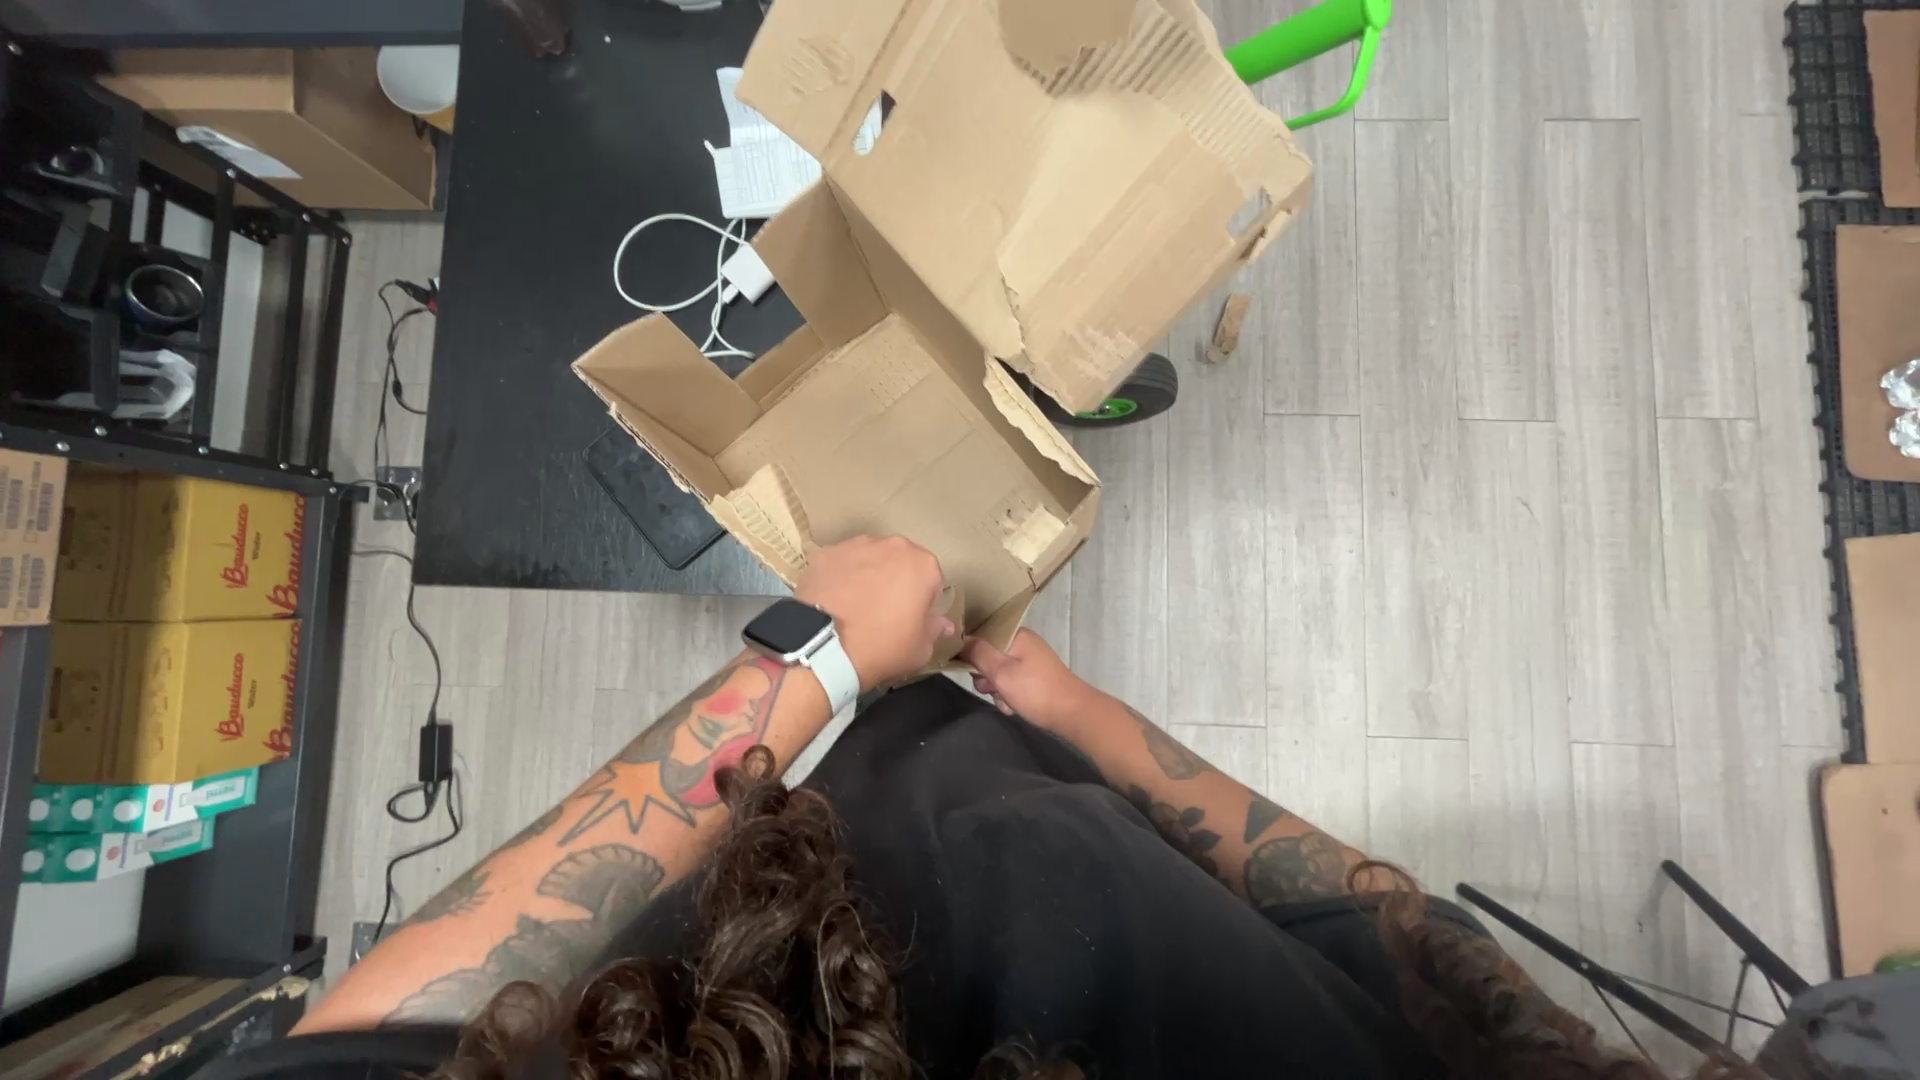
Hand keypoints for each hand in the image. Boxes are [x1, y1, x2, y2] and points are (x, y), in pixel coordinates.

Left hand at [794, 536, 950, 690]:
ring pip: (870, 558)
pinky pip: (841, 563)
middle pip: (901, 562)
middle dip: (897, 581)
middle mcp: (892, 545)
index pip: (931, 580)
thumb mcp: (919, 649)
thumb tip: (943, 623)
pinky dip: (841, 576)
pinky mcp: (826, 553)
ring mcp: (856, 545)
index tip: (911, 619)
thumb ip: (934, 630)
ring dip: (869, 575)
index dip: (923, 601)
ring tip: (855, 606)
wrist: (824, 647)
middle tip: (883, 611)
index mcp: (923, 564)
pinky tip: (834, 600)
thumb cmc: (882, 647)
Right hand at [960, 629, 1098, 728]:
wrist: (1072, 713)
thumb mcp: (1001, 671)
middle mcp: (1023, 644)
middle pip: (989, 657)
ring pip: (1000, 674)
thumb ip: (978, 653)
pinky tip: (1014, 707)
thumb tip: (961, 639)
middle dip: (987, 678)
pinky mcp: (1035, 678)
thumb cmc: (1034, 690)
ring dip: (998, 690)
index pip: (982, 636)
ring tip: (1007, 702)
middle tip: (992, 689)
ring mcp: (1031, 662)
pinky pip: (1013, 684)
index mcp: (1016, 636)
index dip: (972, 654)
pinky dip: (1010, 696)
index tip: (971, 671)